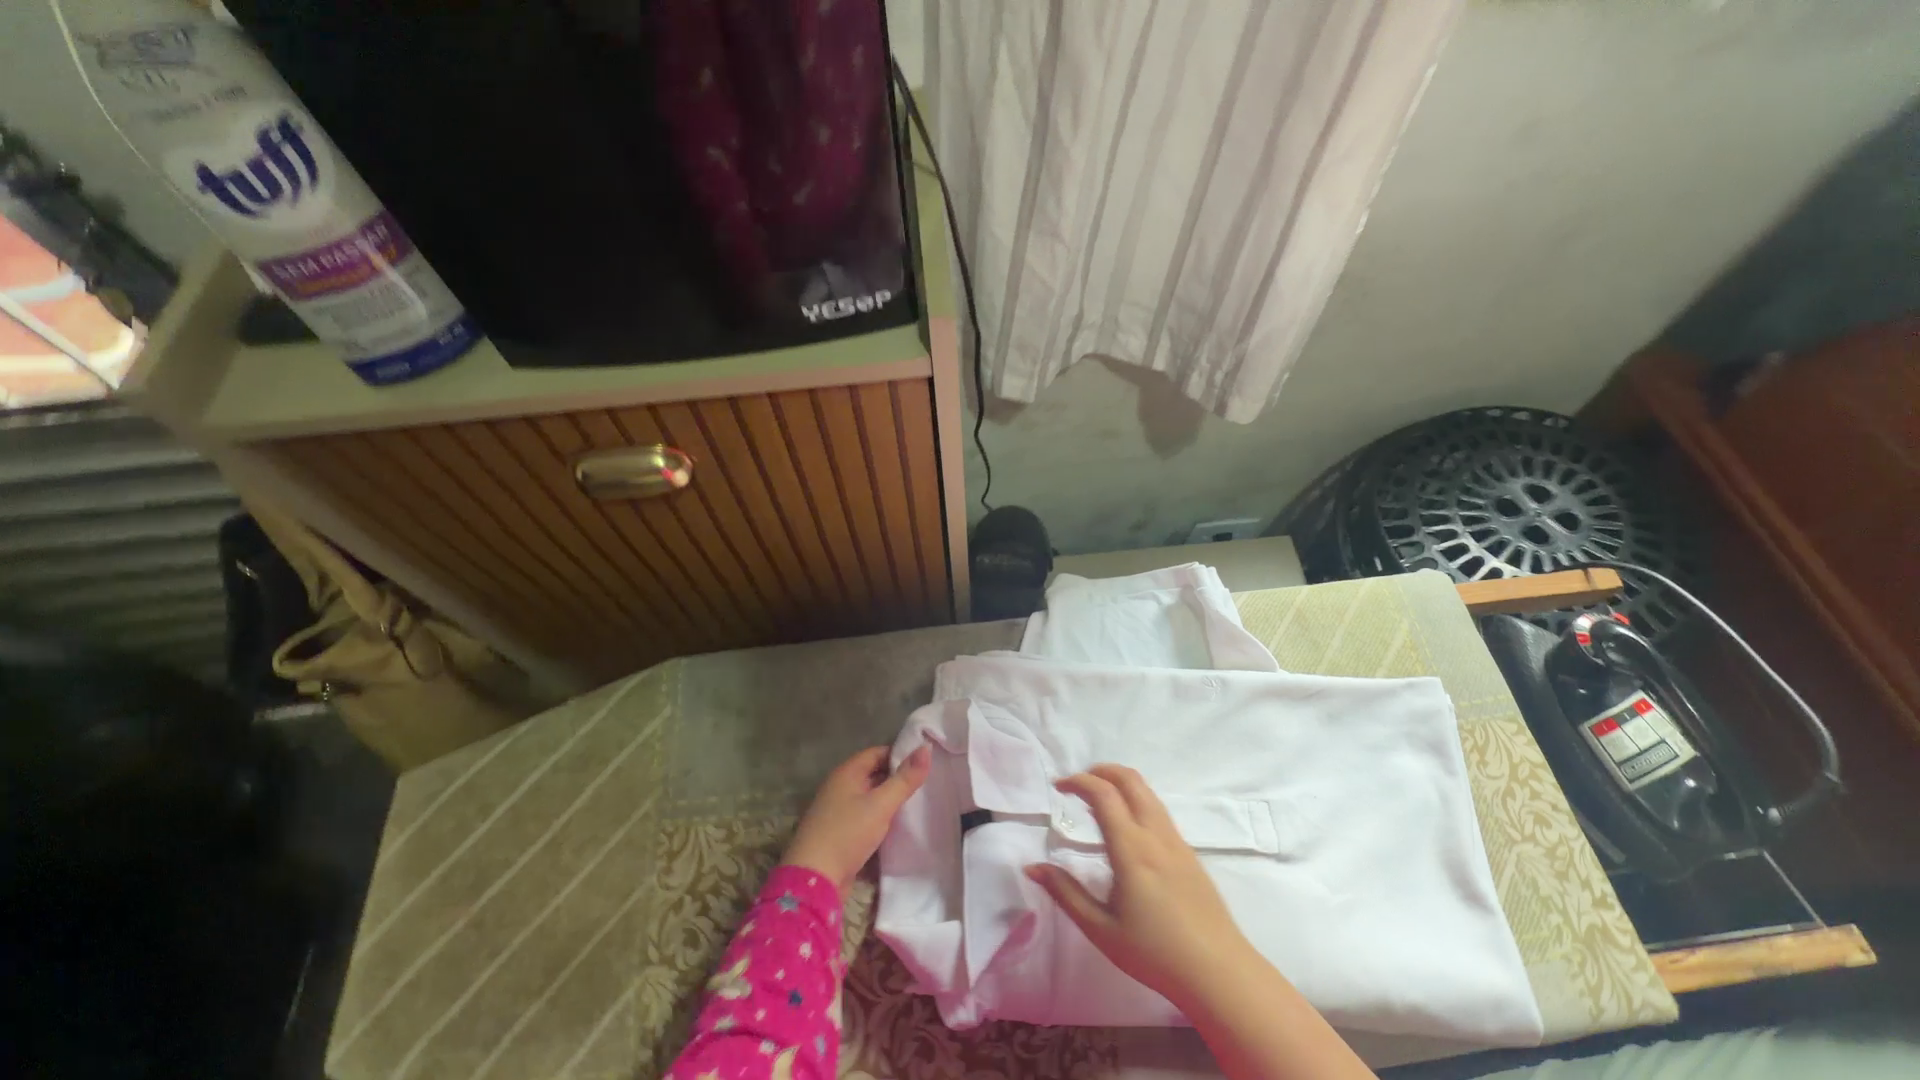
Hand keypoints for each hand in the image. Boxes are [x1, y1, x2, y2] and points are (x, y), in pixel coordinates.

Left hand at [781, 745, 930, 892]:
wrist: (815, 878)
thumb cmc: (847, 833)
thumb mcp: (881, 804)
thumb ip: (905, 779)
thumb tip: (926, 748)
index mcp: (846, 773)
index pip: (877, 753)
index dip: (900, 755)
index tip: (924, 764)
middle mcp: (839, 788)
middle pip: (873, 775)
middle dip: (897, 780)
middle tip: (926, 786)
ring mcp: (838, 811)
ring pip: (870, 799)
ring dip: (890, 802)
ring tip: (918, 806)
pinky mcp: (840, 834)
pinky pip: (865, 818)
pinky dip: (881, 820)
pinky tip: (899, 829)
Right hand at [1025, 765, 1253, 1007]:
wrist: (1218, 971)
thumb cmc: (1153, 953)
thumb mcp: (1100, 929)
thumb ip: (1066, 893)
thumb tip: (1032, 867)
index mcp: (1132, 850)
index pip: (1104, 795)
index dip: (1078, 782)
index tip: (1058, 787)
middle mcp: (1156, 836)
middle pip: (1131, 781)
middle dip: (1101, 771)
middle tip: (1076, 784)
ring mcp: (1178, 843)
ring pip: (1149, 794)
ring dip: (1120, 784)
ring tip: (1097, 801)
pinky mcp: (1190, 855)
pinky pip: (1160, 812)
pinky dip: (1136, 802)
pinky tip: (1126, 828)